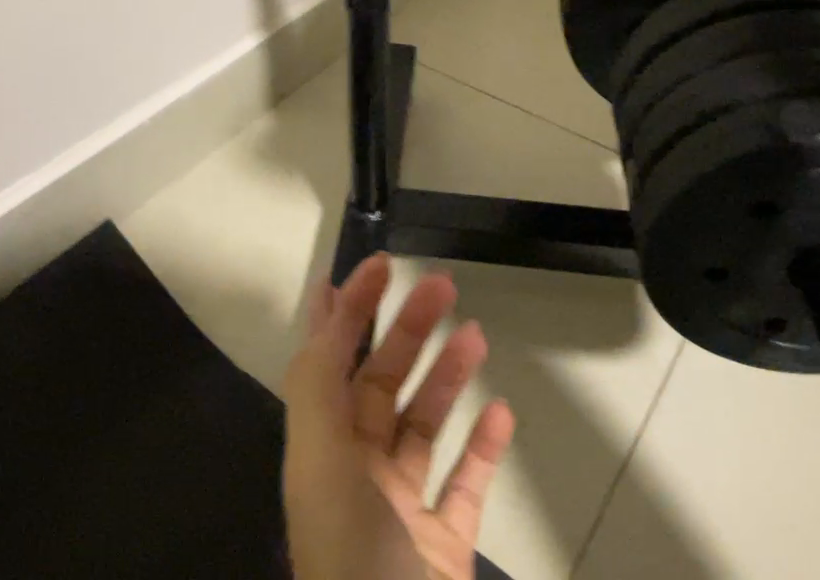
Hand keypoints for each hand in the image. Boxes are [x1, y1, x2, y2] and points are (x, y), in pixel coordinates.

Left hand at [281, 254, 514, 579]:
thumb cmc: (353, 555)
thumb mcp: (322, 463)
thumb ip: (318, 384)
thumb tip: (322, 313)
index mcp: (320, 452)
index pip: (328, 362)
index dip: (346, 311)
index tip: (375, 267)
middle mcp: (356, 474)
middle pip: (381, 385)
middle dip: (407, 331)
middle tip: (442, 287)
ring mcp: (402, 511)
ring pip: (425, 427)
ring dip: (448, 379)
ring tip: (475, 335)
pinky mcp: (444, 546)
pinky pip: (464, 485)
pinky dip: (482, 447)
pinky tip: (501, 411)